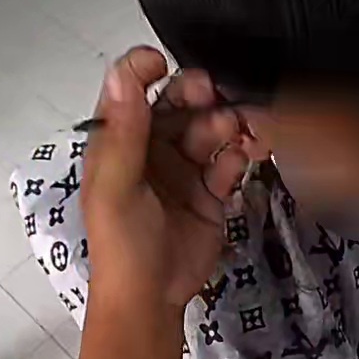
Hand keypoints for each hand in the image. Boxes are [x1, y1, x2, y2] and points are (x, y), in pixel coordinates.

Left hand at [81, 48, 245, 316]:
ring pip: (208, 132)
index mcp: (119, 144)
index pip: (129, 93)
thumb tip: (123, 75)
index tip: (162, 64)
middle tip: (214, 94)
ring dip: (224, 124)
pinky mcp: (211, 194)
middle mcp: (152, 151)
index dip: (142, 72)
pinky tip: (242, 158)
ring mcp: (184, 172)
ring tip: (238, 129)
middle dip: (196, 96)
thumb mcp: (116, 186)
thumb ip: (123, 133)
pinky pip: (227, 164)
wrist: (151, 294)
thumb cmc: (123, 242)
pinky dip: (237, 156)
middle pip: (176, 108)